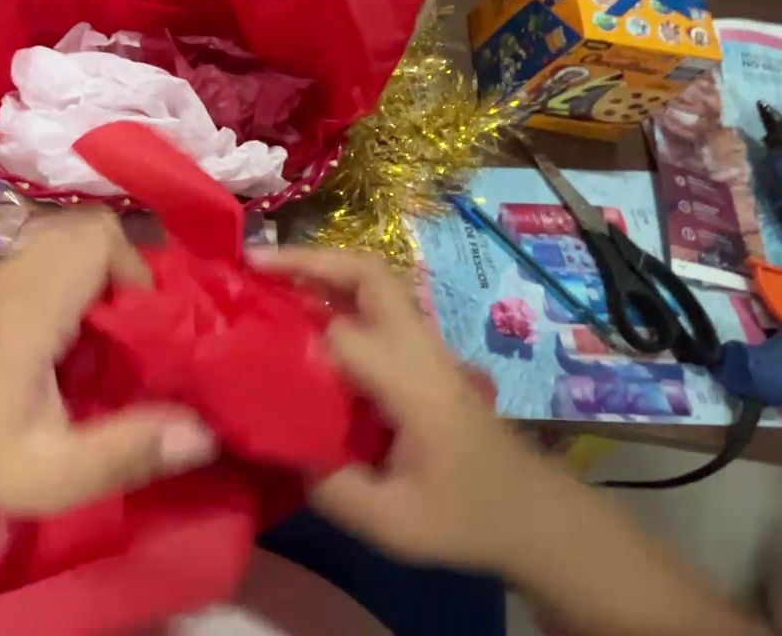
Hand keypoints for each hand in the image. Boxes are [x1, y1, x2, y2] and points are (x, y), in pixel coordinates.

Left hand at [0, 212, 218, 517]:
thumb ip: (130, 450)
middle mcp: (13, 277)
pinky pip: (48, 252)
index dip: (134, 270)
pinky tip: (75, 330)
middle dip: (124, 266)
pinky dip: (75, 272)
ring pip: (66, 235)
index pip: (95, 240)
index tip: (146, 325)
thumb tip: (206, 432)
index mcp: (30, 310)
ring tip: (109, 328)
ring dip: (100, 268)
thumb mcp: (59, 474)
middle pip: (85, 228)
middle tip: (134, 326)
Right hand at [251, 248, 569, 571]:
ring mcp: (423, 345)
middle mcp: (419, 349)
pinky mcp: (419, 353)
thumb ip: (329, 485)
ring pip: (372, 281)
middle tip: (254, 265)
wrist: (537, 516)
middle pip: (368, 274)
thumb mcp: (393, 523)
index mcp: (413, 384)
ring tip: (267, 276)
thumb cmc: (465, 517)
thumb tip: (271, 442)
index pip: (345, 334)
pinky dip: (331, 290)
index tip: (244, 327)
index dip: (293, 326)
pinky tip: (299, 309)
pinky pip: (373, 304)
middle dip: (309, 259)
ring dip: (319, 269)